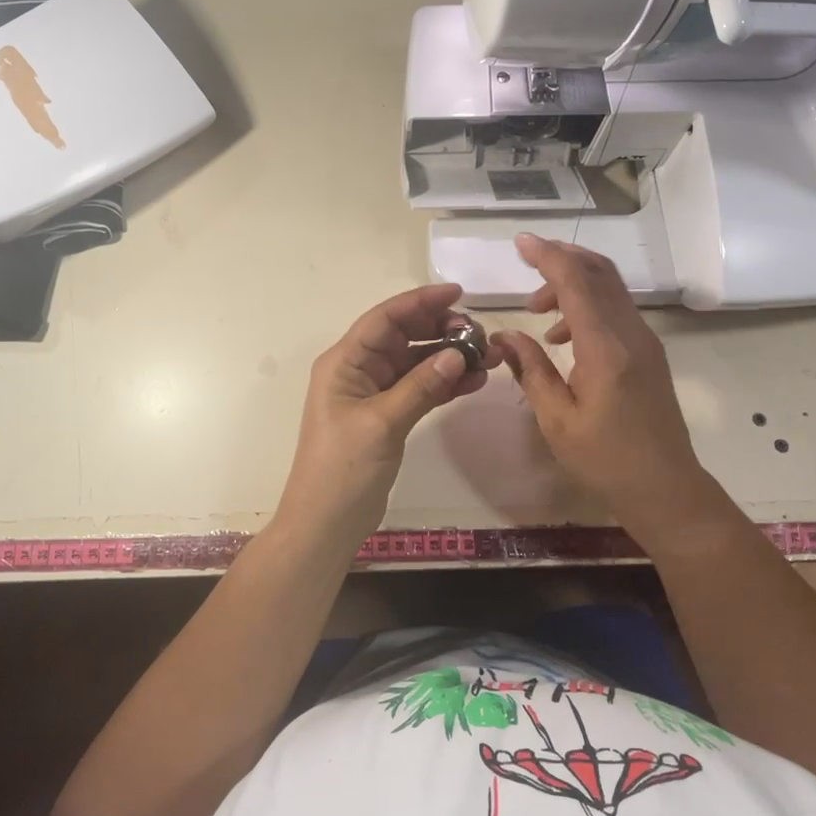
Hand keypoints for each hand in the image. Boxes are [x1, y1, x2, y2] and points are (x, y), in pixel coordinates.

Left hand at [276, 283, 499, 540]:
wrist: (326, 522)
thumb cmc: (343, 468)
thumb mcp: (382, 423)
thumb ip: (420, 386)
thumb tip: (458, 353)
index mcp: (344, 363)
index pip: (384, 319)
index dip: (420, 302)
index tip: (459, 293)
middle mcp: (357, 371)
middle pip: (402, 337)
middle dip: (441, 330)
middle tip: (481, 334)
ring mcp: (373, 395)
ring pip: (415, 363)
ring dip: (449, 358)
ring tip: (489, 357)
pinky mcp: (387, 417)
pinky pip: (419, 389)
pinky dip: (444, 384)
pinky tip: (475, 381)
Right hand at [491, 235, 722, 542]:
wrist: (665, 488)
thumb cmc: (605, 460)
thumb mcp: (556, 419)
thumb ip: (531, 370)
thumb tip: (504, 336)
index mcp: (606, 349)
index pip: (577, 283)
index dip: (548, 257)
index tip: (520, 243)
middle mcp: (631, 334)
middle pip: (600, 273)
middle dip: (562, 259)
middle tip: (526, 263)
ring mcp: (645, 342)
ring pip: (610, 289)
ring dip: (574, 284)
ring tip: (536, 311)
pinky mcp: (648, 354)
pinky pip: (616, 310)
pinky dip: (588, 304)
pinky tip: (561, 335)